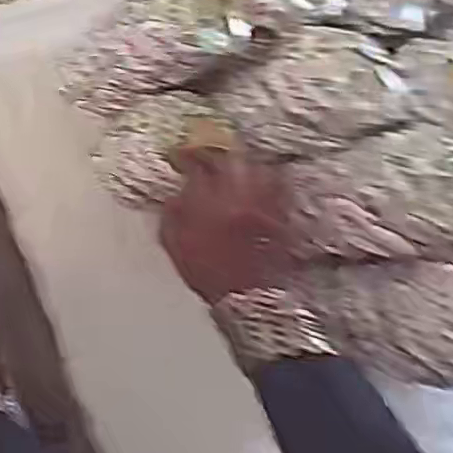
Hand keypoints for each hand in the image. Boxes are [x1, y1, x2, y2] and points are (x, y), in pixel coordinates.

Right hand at [158, 150, 298, 304]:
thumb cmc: (207, 272)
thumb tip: (176, 193)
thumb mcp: (174, 242)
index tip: (179, 155)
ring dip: (244, 160)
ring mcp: (263, 205)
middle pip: (230, 159)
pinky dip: (268, 176)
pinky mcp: (280, 215)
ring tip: (234, 161)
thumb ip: (172, 212)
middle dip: (215, 152)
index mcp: (208, 204)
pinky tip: (259, 176)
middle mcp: (239, 198)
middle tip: (205, 153)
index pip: (197, 167)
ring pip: (258, 167)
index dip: (186, 156)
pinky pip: (278, 185)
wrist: (248, 300)